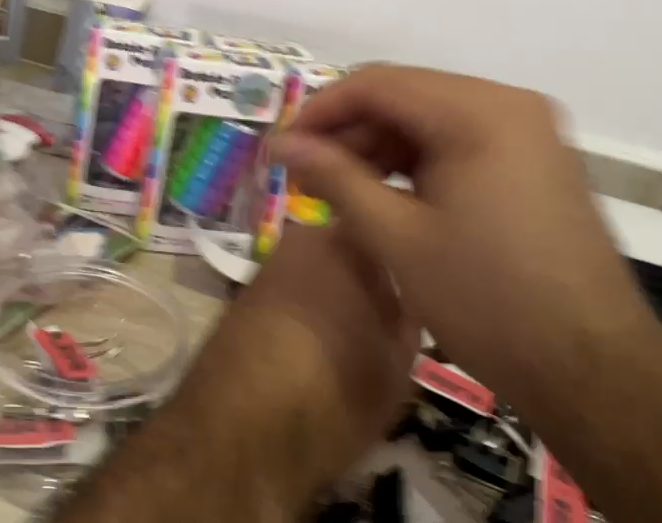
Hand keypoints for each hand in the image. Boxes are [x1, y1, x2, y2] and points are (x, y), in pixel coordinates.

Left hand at [59, 223, 414, 522]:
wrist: (238, 432)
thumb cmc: (333, 392)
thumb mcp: (396, 366)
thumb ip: (408, 319)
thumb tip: (407, 298)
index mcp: (347, 240)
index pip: (388, 230)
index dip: (408, 258)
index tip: (423, 289)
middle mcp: (303, 239)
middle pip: (351, 248)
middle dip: (370, 277)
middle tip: (392, 320)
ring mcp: (269, 265)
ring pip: (320, 271)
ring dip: (337, 295)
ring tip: (356, 340)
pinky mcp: (243, 296)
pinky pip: (292, 294)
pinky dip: (306, 313)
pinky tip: (316, 350)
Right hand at [270, 64, 660, 410]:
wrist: (595, 372)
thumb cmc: (488, 302)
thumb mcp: (398, 237)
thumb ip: (335, 177)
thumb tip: (280, 143)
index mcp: (480, 111)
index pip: (379, 84)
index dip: (321, 110)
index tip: (282, 147)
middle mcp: (510, 104)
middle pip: (407, 96)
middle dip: (350, 130)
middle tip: (305, 174)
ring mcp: (531, 133)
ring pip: (433, 118)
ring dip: (382, 147)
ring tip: (340, 189)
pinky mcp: (539, 162)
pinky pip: (463, 141)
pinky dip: (420, 162)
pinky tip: (390, 196)